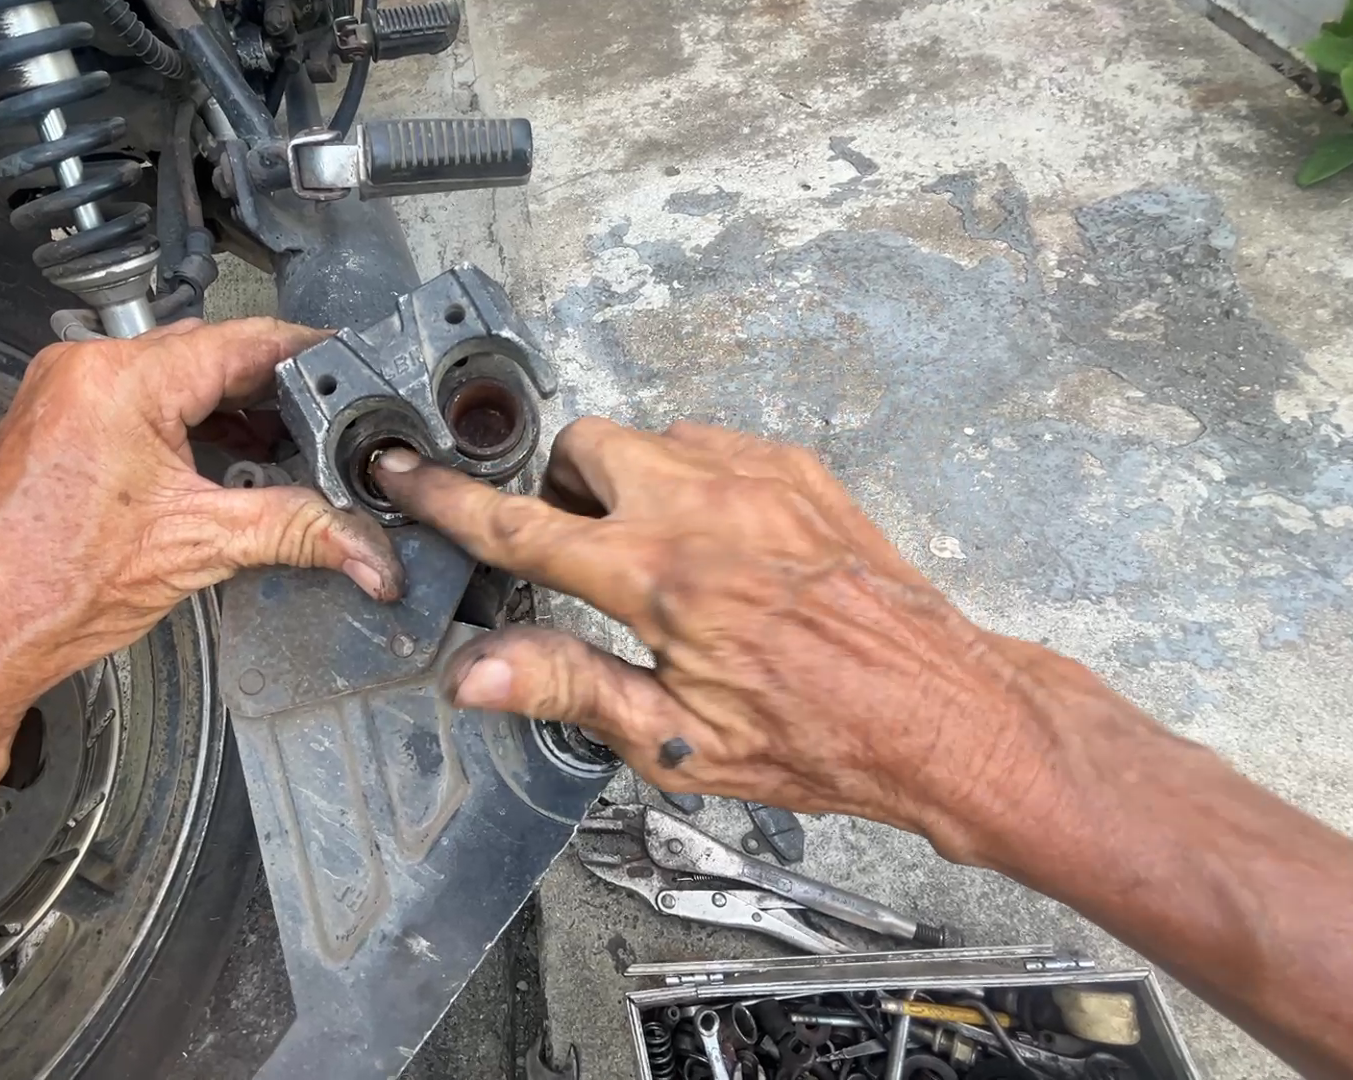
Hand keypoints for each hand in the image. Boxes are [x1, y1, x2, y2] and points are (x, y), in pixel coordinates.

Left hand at [0, 318, 403, 768]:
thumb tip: (363, 545)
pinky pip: (146, 404)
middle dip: (275, 387)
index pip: (242, 340)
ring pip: (179, 379)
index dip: (306, 349)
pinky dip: (194, 425)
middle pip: (212, 355)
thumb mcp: (196, 549)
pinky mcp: (62, 425)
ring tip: (283, 446)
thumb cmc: (41, 588)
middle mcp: (87, 372)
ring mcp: (68, 395)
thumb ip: (295, 532)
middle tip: (327, 419)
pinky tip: (223, 460)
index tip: (347, 360)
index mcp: (120, 382)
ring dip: (234, 409)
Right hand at [372, 419, 1151, 862]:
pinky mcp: (795, 468)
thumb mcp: (674, 739)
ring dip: (622, 481)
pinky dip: (683, 475)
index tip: (408, 472)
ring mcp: (753, 475)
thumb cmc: (813, 737)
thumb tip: (474, 673)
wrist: (943, 712)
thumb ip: (566, 686)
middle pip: (579, 445)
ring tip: (650, 545)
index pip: (520, 527)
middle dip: (559, 486)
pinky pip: (704, 441)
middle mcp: (700, 506)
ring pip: (642, 436)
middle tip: (580, 543)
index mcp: (657, 578)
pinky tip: (712, 533)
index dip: (449, 499)